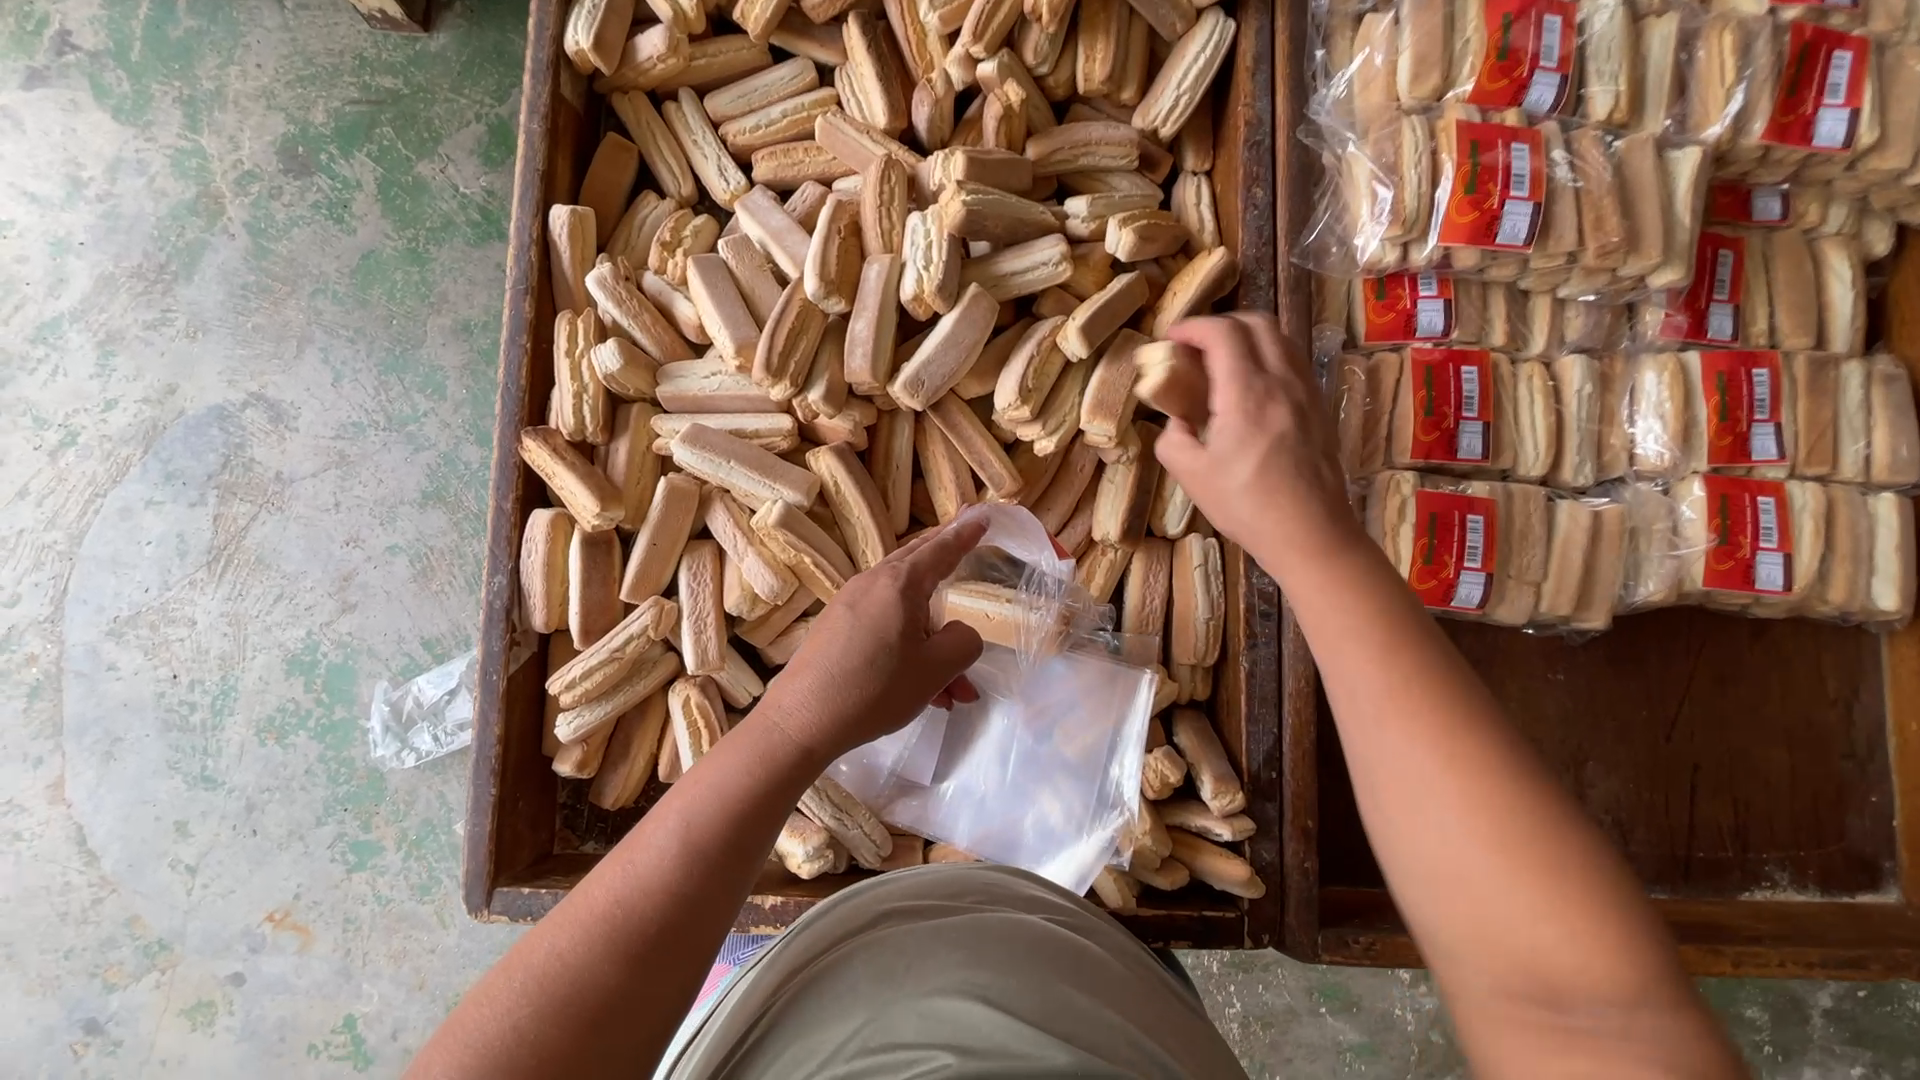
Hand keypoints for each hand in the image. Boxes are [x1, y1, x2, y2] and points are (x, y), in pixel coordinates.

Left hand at [753, 518, 987, 763]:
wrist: (802, 720)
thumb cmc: (875, 689)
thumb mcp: (936, 669)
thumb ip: (963, 642)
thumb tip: (958, 632)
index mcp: (901, 583)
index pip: (942, 549)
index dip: (966, 534)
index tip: (982, 516)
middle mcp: (873, 583)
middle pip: (918, 562)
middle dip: (947, 558)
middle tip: (967, 538)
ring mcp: (850, 605)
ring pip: (904, 609)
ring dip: (933, 640)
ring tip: (955, 691)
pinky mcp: (836, 628)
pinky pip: (884, 626)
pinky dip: (908, 649)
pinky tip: (921, 693)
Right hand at [1153, 314, 1358, 579]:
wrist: (1310, 533)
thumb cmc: (1247, 506)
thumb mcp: (1192, 476)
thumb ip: (1173, 439)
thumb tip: (1176, 422)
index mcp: (1247, 393)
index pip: (1221, 333)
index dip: (1191, 327)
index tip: (1170, 339)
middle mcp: (1282, 380)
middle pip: (1256, 322)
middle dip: (1220, 324)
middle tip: (1195, 347)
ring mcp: (1306, 391)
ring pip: (1280, 337)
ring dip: (1247, 336)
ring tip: (1222, 362)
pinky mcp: (1319, 406)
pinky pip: (1293, 360)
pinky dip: (1268, 355)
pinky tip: (1250, 386)